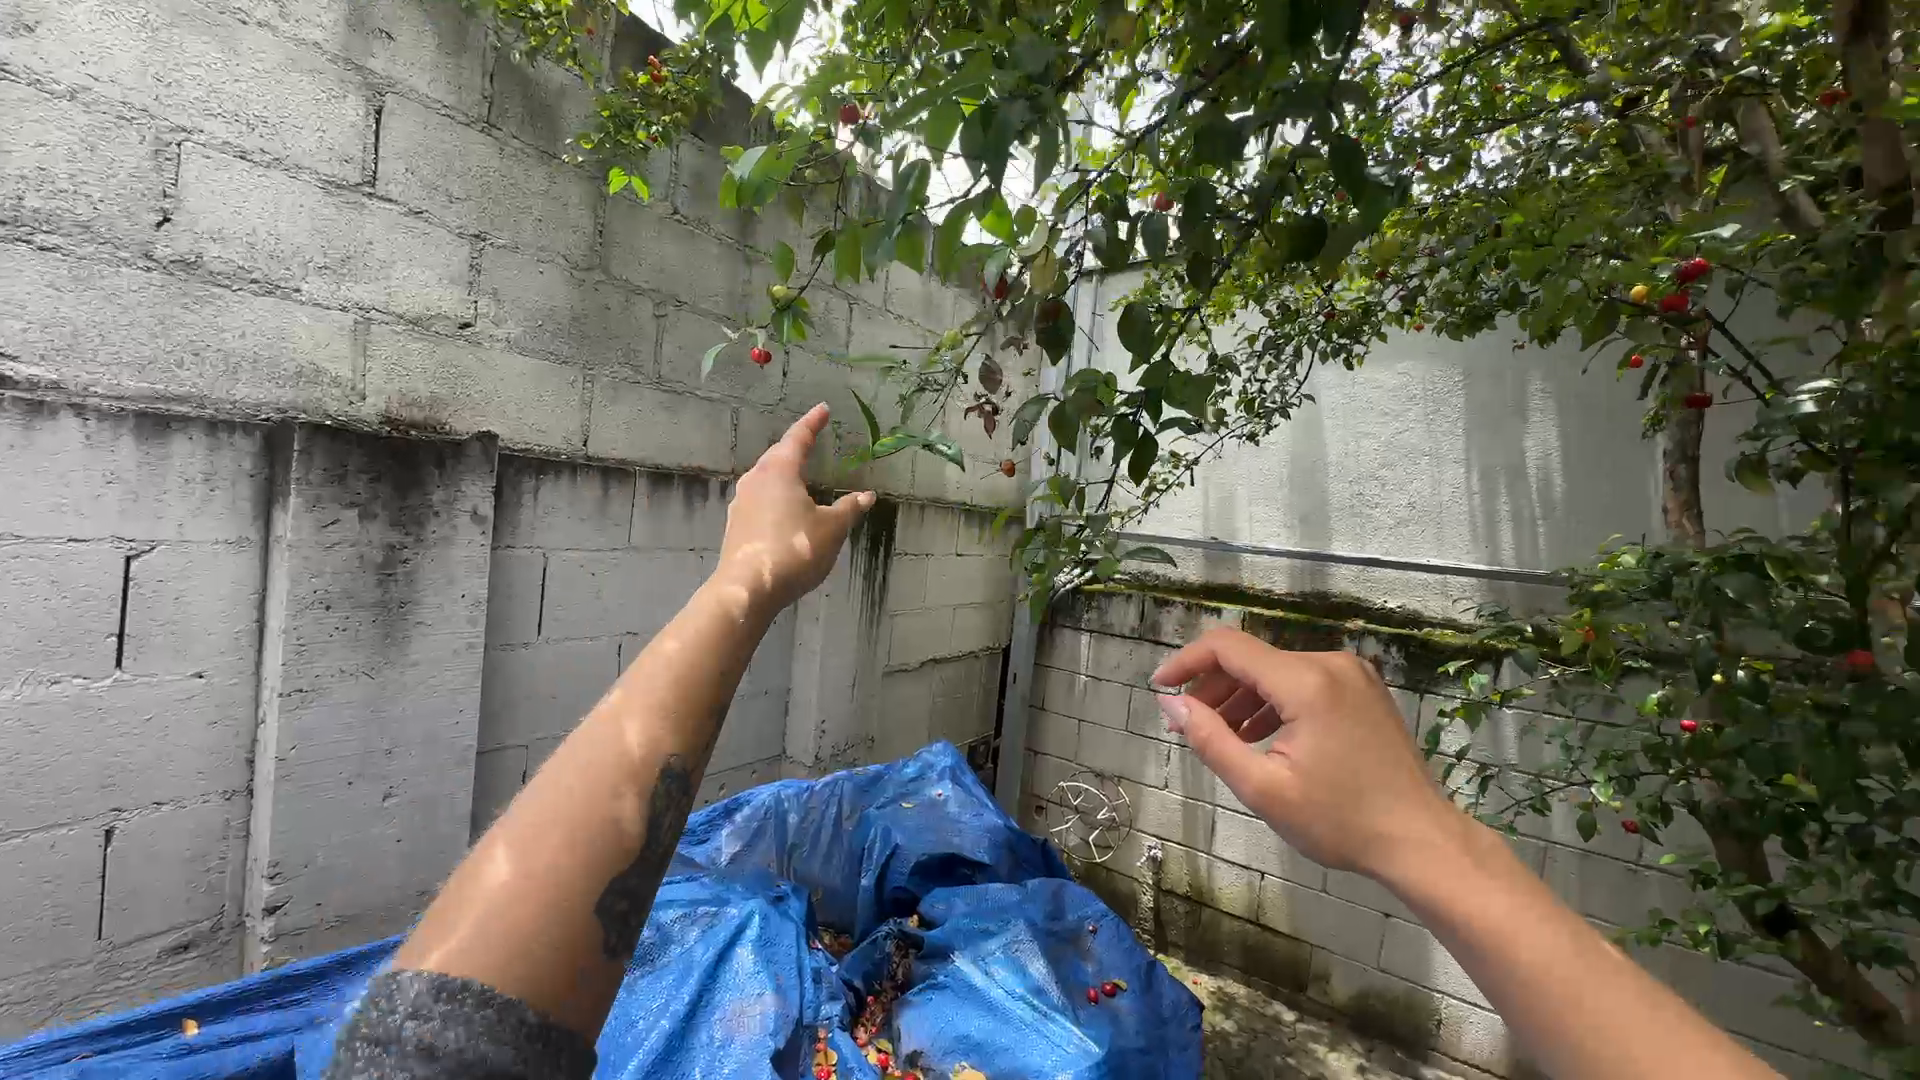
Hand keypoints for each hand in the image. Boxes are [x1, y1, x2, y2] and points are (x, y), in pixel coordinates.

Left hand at [713, 404, 874, 613]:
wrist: (748, 589)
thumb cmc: (795, 550)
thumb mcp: (832, 529)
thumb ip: (849, 509)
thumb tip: (866, 496)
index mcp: (779, 471)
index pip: (798, 438)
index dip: (813, 423)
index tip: (823, 409)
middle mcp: (755, 480)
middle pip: (778, 456)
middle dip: (796, 447)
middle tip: (812, 439)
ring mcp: (741, 503)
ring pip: (766, 478)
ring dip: (784, 473)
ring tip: (800, 474)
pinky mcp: (736, 525)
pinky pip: (760, 500)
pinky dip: (776, 496)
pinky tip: (784, 508)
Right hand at [1151, 628, 1459, 879]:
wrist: (1422, 841)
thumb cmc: (1339, 821)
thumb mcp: (1262, 787)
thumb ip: (1210, 739)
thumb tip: (1170, 703)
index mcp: (1305, 682)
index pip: (1227, 647)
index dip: (1186, 662)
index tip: (1160, 688)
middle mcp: (1329, 663)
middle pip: (1250, 658)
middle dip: (1211, 687)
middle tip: (1187, 725)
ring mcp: (1350, 674)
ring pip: (1274, 671)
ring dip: (1239, 696)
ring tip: (1219, 735)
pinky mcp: (1361, 689)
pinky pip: (1300, 682)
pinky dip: (1270, 702)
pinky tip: (1256, 735)